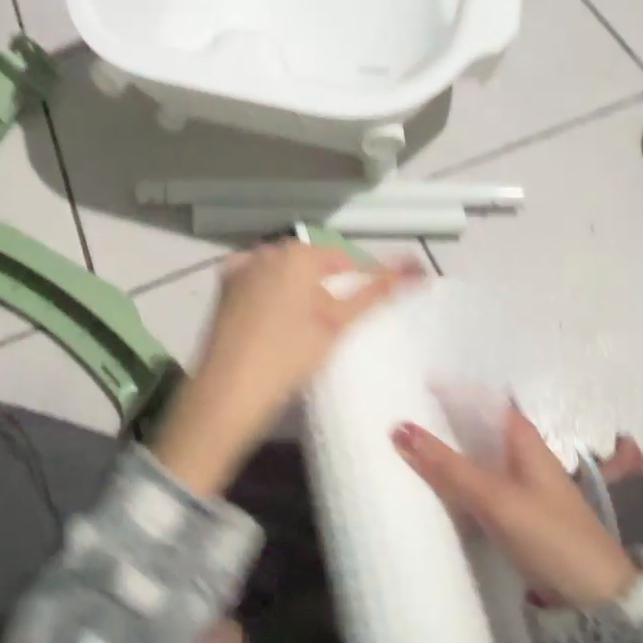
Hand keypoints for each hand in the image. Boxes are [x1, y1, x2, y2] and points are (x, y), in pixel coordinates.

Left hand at [154, 241, 422, 497]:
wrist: (228, 392)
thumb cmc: (289, 356)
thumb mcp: (338, 325)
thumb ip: (377, 293)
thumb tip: (418, 268)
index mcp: (298, 253)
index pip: (342, 259)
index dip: (359, 283)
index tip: (364, 311)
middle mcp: (267, 249)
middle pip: (310, 263)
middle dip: (327, 286)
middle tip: (337, 326)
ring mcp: (241, 266)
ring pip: (283, 271)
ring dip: (299, 289)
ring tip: (309, 328)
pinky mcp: (224, 287)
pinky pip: (257, 281)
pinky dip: (270, 293)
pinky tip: (277, 320)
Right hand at [393, 405, 642, 608]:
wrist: (597, 597)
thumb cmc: (549, 534)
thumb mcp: (494, 498)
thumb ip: (447, 465)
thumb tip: (399, 426)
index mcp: (522, 437)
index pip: (480, 397)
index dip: (450, 384)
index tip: (411, 374)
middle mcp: (521, 452)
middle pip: (474, 423)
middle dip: (441, 413)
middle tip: (398, 403)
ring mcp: (519, 482)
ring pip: (473, 452)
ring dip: (445, 445)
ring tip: (404, 435)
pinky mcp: (514, 510)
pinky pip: (475, 479)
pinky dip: (453, 473)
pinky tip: (432, 478)